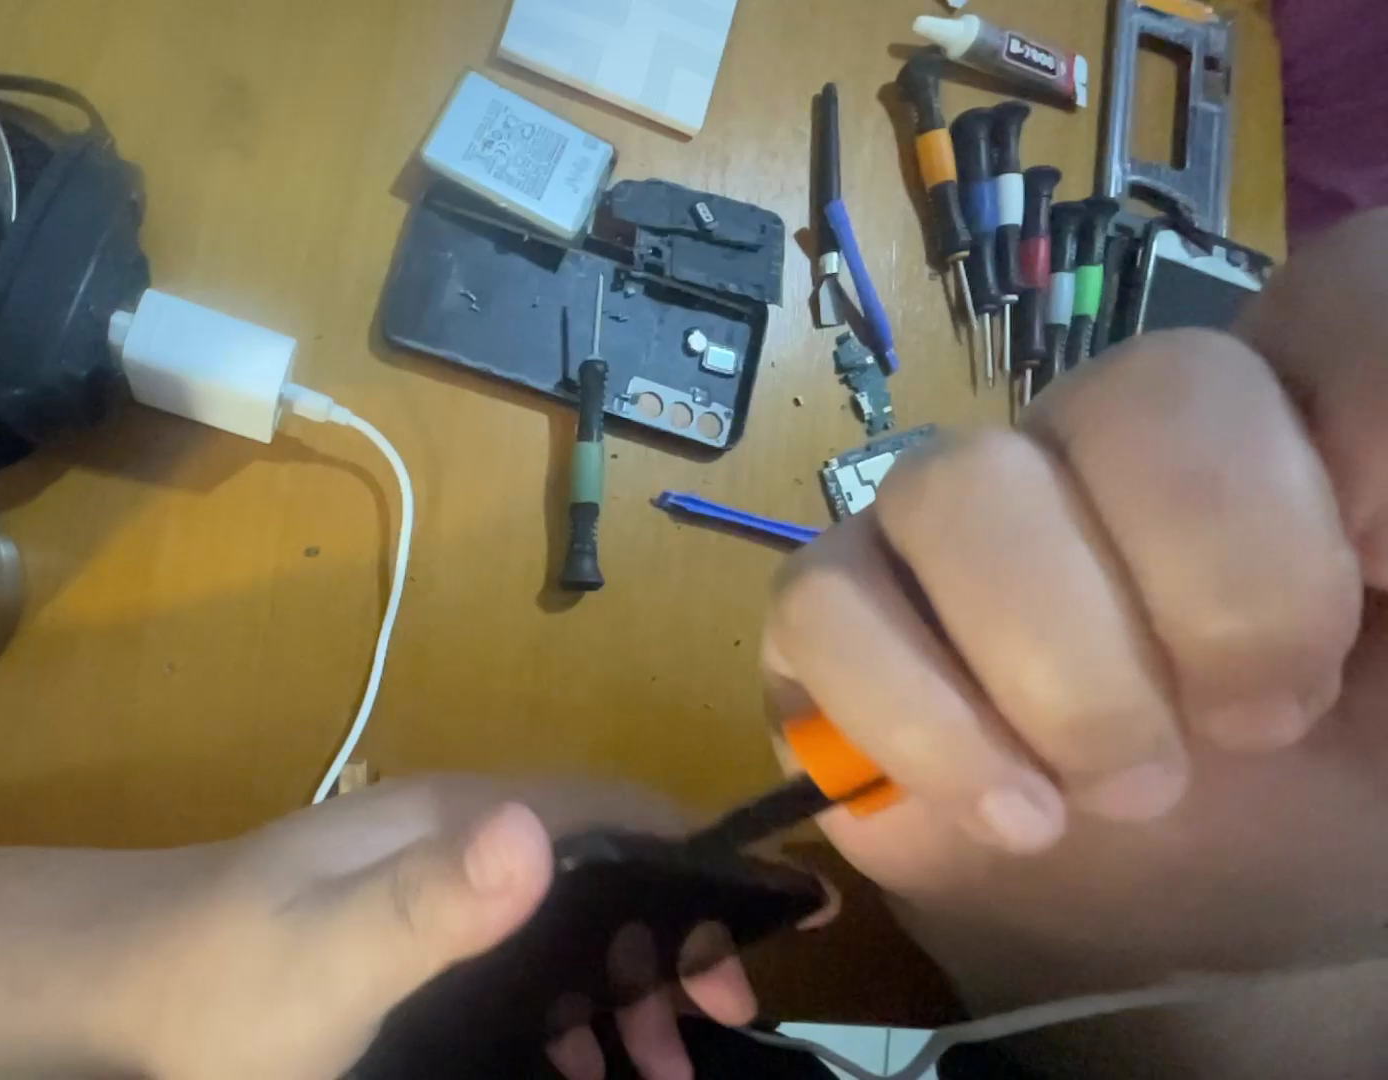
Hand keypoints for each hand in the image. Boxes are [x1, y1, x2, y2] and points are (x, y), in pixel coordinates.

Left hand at [129, 775, 828, 1079]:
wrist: (133, 978)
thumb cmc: (231, 976)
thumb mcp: (331, 953)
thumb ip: (429, 897)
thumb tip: (540, 832)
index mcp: (457, 820)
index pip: (605, 810)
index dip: (689, 865)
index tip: (736, 968)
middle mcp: (460, 832)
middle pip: (602, 858)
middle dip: (670, 938)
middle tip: (699, 1040)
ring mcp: (439, 873)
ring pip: (570, 905)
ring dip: (624, 978)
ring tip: (648, 1070)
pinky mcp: (419, 917)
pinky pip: (526, 944)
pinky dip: (572, 996)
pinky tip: (579, 1062)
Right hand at [760, 210, 1387, 999]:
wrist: (1128, 905)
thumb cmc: (1310, 807)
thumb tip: (1365, 532)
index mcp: (1274, 441)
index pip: (1343, 294)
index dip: (1376, 396)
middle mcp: (1087, 449)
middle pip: (1138, 389)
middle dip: (1221, 584)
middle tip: (1246, 730)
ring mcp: (932, 518)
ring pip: (957, 488)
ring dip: (1056, 667)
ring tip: (1108, 786)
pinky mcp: (819, 603)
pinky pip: (823, 608)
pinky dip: (917, 718)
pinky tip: (998, 804)